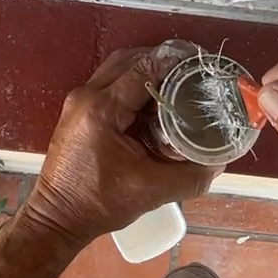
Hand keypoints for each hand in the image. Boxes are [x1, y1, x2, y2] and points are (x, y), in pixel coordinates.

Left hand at [18, 42, 216, 253]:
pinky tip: (155, 98)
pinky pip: (109, 83)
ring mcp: (79, 101)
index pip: (143, 69)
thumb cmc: (98, 203)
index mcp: (102, 109)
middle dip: (161, 59)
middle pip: (129, 60)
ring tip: (177, 79)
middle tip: (191, 68)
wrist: (57, 218)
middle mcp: (87, 96)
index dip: (173, 61)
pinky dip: (133, 83)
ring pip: (117, 68)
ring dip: (146, 69)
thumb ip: (191, 176)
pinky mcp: (78, 110)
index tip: (199, 62)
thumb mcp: (152, 192)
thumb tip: (219, 162)